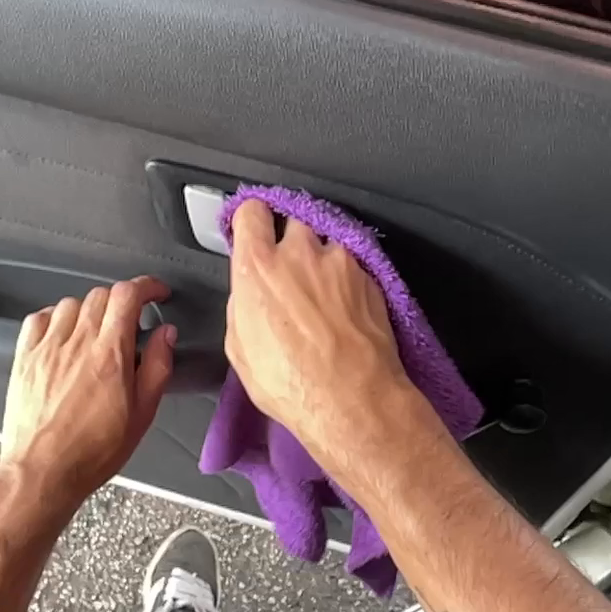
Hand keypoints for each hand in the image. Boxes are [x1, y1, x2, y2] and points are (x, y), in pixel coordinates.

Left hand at [0, 276, 177, 506]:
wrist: (44, 472)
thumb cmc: (93, 451)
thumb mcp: (142, 413)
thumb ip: (158, 367)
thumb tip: (166, 335)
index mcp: (109, 353)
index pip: (128, 294)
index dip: (147, 286)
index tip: (157, 293)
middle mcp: (76, 342)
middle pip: (101, 294)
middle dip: (121, 301)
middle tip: (130, 322)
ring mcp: (46, 348)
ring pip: (70, 304)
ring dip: (89, 310)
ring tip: (97, 333)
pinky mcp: (24, 358)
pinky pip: (38, 319)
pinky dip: (55, 318)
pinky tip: (63, 336)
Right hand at [223, 201, 431, 467]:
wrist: (351, 399)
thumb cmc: (292, 382)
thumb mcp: (240, 349)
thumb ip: (242, 307)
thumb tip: (248, 297)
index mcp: (258, 267)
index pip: (251, 212)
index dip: (251, 221)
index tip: (252, 231)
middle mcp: (300, 254)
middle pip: (292, 222)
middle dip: (289, 241)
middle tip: (287, 272)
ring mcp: (340, 262)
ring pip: (327, 242)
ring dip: (321, 261)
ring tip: (319, 296)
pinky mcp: (370, 277)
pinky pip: (353, 265)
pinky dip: (346, 279)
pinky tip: (342, 310)